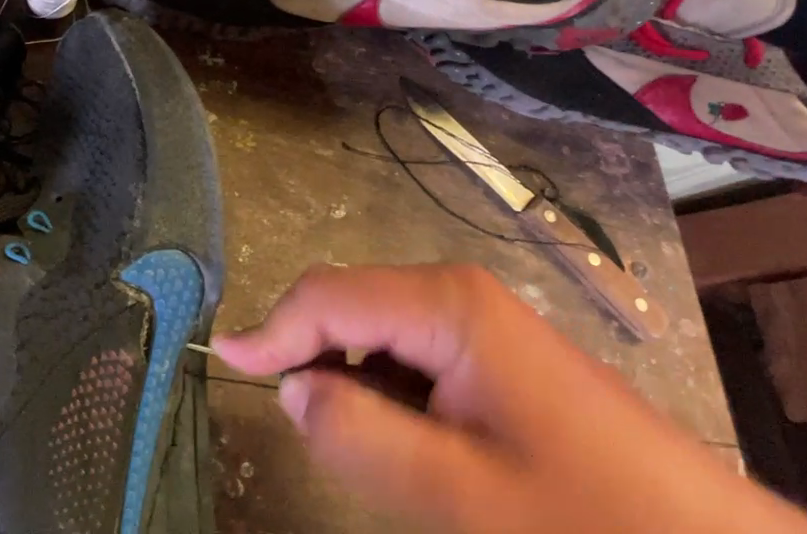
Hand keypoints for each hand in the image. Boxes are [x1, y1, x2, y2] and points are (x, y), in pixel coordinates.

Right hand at [212, 264, 806, 533]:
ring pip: (377, 331)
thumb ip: (357, 432)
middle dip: (308, 349)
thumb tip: (292, 387)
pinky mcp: (496, 356)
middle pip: (348, 303)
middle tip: (290, 414)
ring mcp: (481, 323)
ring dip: (348, 375)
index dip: (270, 328)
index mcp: (446, 304)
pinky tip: (406, 442)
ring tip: (352, 440)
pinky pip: (412, 357)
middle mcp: (458, 294)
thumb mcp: (458, 494)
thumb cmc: (587, 521)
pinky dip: (386, 390)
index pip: (326, 296)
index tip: (219, 359)